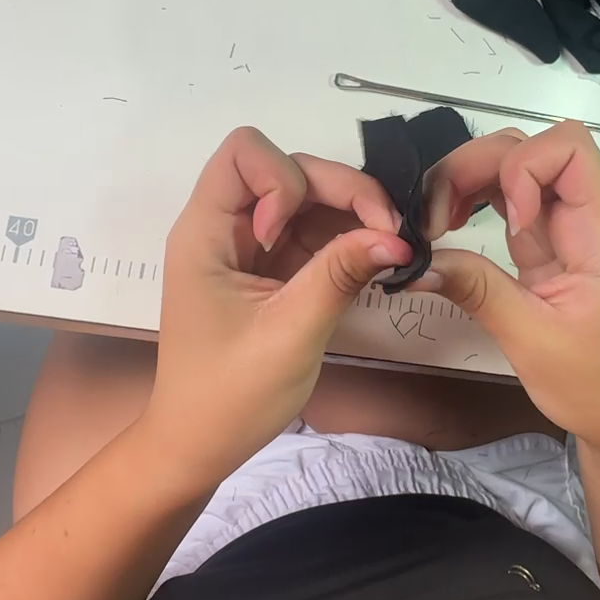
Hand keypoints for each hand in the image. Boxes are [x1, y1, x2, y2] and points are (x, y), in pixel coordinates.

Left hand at [145, 127, 411, 478]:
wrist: (201, 445)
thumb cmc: (229, 396)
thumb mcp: (289, 335)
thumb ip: (339, 275)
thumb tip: (397, 236)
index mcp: (206, 232)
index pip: (243, 154)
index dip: (281, 179)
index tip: (291, 236)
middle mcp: (228, 225)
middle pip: (290, 169)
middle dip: (341, 189)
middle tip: (386, 232)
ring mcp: (255, 243)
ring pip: (310, 194)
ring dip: (353, 210)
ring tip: (388, 246)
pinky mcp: (277, 263)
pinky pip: (317, 227)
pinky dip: (350, 234)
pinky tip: (374, 257)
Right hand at [409, 121, 599, 455]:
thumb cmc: (597, 384)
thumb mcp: (532, 340)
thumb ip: (477, 290)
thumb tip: (416, 261)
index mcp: (599, 231)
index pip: (570, 148)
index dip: (526, 167)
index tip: (506, 222)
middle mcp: (582, 215)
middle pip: (529, 148)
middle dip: (475, 167)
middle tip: (436, 218)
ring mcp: (561, 226)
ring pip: (512, 167)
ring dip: (467, 180)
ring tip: (435, 221)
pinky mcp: (542, 242)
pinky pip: (505, 199)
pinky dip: (471, 201)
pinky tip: (448, 226)